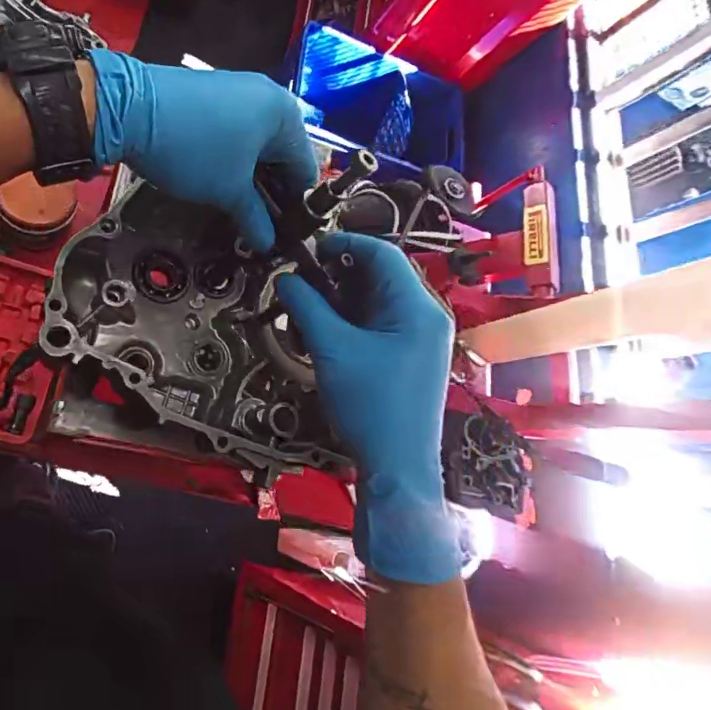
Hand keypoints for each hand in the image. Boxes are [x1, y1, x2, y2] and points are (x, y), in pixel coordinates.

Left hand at [86, 49, 318, 251]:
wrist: (130, 109)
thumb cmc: (195, 151)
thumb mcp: (228, 191)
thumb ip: (254, 219)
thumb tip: (268, 244)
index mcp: (286, 116)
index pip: (305, 171)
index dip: (293, 206)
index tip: (279, 234)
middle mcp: (270, 97)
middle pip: (281, 157)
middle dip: (269, 192)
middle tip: (253, 224)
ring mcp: (240, 91)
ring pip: (256, 146)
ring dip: (248, 178)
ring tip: (231, 206)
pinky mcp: (213, 94)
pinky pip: (235, 133)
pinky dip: (230, 158)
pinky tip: (213, 179)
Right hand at [275, 232, 465, 583]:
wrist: (397, 466)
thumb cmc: (372, 407)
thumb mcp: (333, 351)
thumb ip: (308, 308)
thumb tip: (285, 279)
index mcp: (418, 308)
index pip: (384, 254)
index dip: (345, 243)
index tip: (309, 247)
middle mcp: (425, 317)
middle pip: (379, 277)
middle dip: (338, 274)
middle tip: (301, 278)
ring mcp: (418, 338)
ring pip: (375, 302)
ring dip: (340, 299)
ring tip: (306, 305)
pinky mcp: (408, 356)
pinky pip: (377, 324)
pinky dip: (350, 321)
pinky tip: (323, 330)